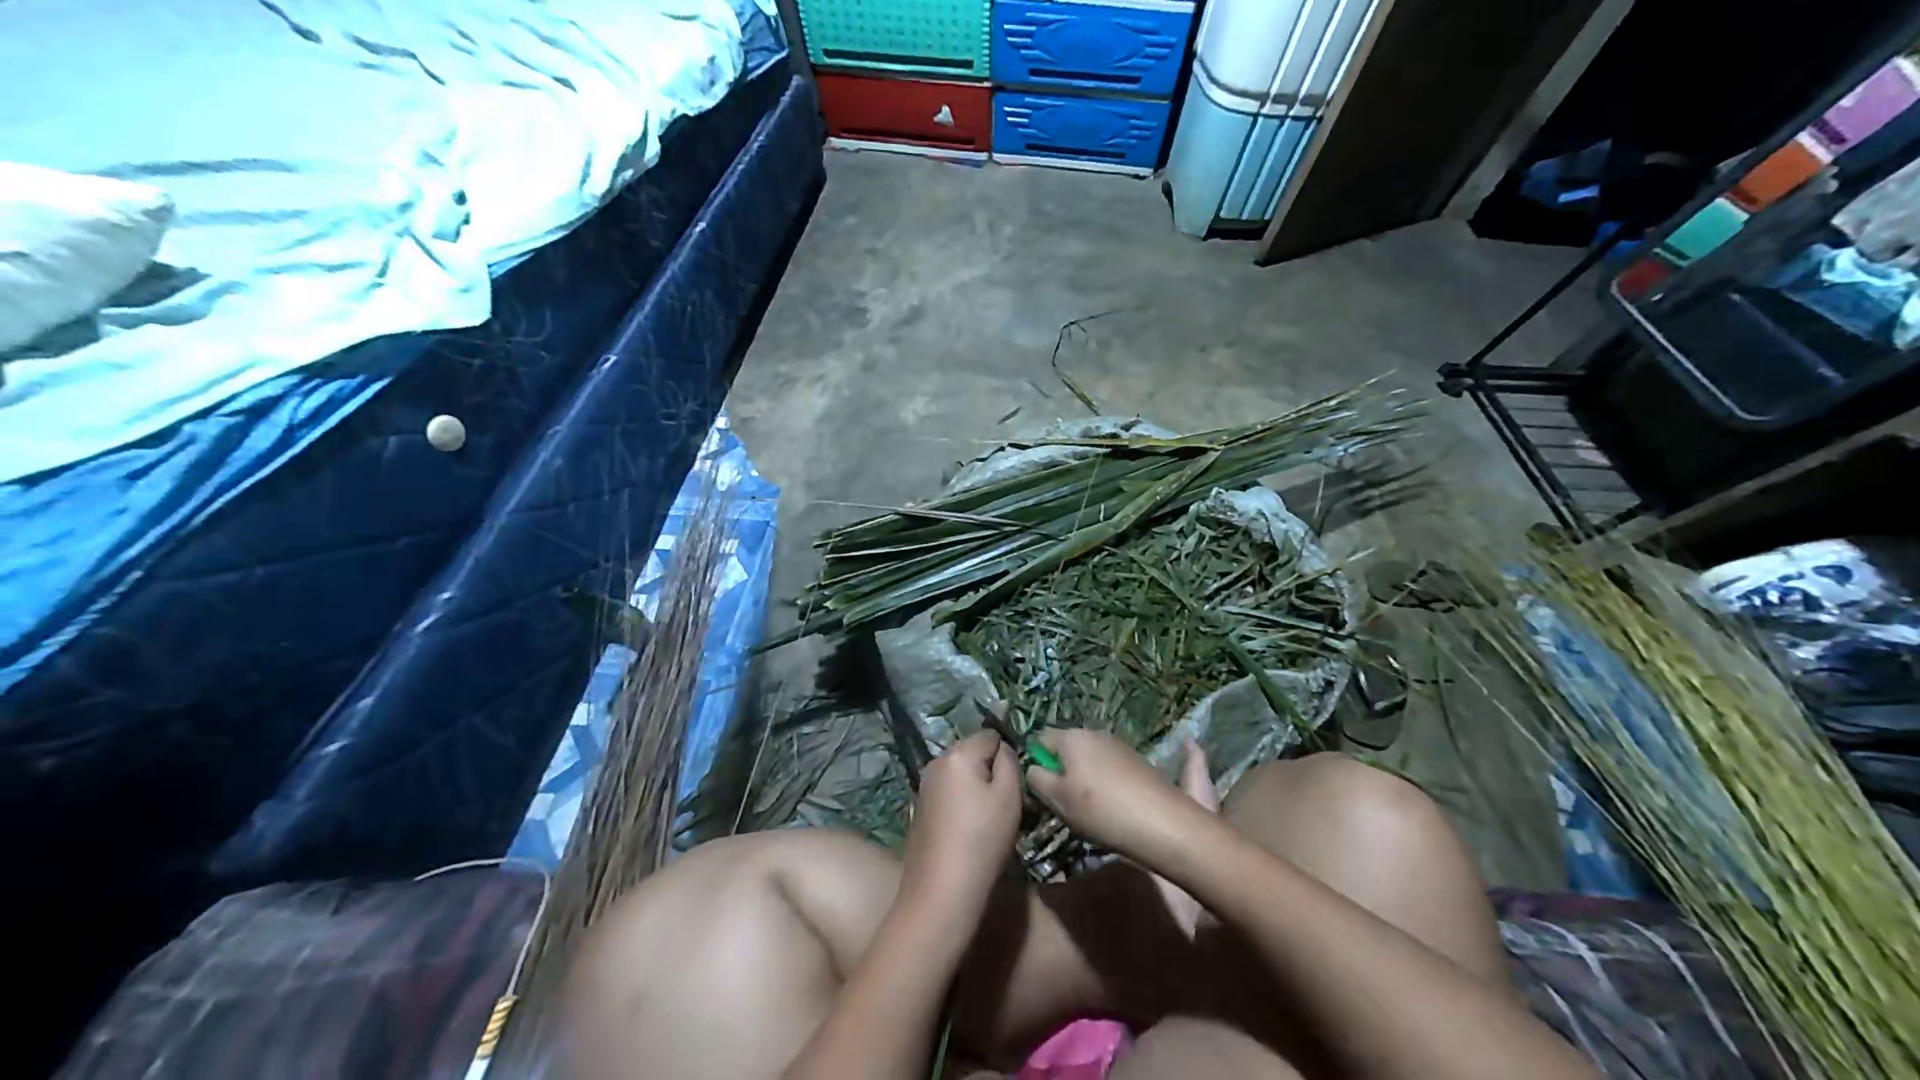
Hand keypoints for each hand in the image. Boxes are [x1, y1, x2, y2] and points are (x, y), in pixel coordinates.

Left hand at [898, 731, 1022, 923]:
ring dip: (975, 788)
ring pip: (960, 775)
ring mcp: (923, 786)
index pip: (990, 736)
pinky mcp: (919, 809)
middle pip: (972, 753)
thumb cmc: (982, 839)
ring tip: (987, 821)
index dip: (1006, 757)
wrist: (941, 891)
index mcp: (957, 754)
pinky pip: (948, 793)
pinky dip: (960, 804)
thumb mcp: (1010, 796)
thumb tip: (1002, 750)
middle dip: (989, 771)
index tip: (1014, 786)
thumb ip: (1009, 762)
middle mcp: (935, 763)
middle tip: (1004, 805)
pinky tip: (967, 831)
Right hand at [1024, 729, 1217, 867]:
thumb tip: (1035, 769)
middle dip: (1061, 770)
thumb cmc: (1100, 809)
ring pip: (1088, 758)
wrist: (1162, 824)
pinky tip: (1110, 807)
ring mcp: (1119, 745)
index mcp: (1072, 736)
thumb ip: (1036, 778)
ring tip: (1089, 809)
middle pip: (1066, 747)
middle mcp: (1095, 733)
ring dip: (1083, 778)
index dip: (1037, 762)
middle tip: (1064, 802)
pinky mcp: (1137, 761)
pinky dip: (1104, 783)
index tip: (1043, 789)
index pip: (1040, 738)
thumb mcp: (1056, 798)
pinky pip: (1108, 767)